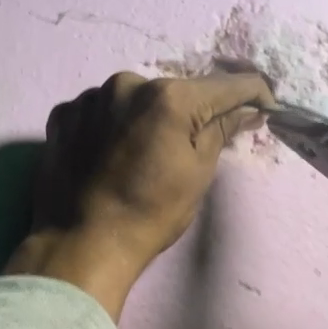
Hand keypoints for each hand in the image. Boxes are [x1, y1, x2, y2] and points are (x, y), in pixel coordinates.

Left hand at [7, 72, 275, 320]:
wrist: (81, 245)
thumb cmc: (150, 214)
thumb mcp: (197, 173)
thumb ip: (221, 130)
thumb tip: (247, 109)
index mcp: (168, 97)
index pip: (225, 85)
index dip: (252, 93)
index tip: (264, 105)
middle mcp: (127, 83)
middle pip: (174, 90)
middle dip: (188, 111)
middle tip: (188, 146)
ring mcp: (90, 97)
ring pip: (132, 98)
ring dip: (143, 117)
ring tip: (139, 157)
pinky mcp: (63, 114)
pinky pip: (98, 111)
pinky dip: (109, 126)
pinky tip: (108, 156)